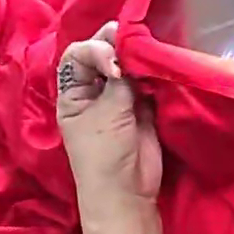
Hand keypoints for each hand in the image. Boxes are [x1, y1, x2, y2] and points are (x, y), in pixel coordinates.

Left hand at [56, 24, 164, 233]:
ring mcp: (119, 100)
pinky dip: (154, 73)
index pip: (78, 55)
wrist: (127, 193)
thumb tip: (129, 49)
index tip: (114, 66)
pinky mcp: (142, 109)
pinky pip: (147, 83)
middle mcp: (93, 92)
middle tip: (136, 40)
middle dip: (118, 45)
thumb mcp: (107, 112)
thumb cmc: (105, 154)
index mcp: (73, 94)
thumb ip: (120, 79)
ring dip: (138, 57)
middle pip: (104, 55)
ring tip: (150, 51)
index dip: (96, 50)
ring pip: (127, 67)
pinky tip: (160, 67)